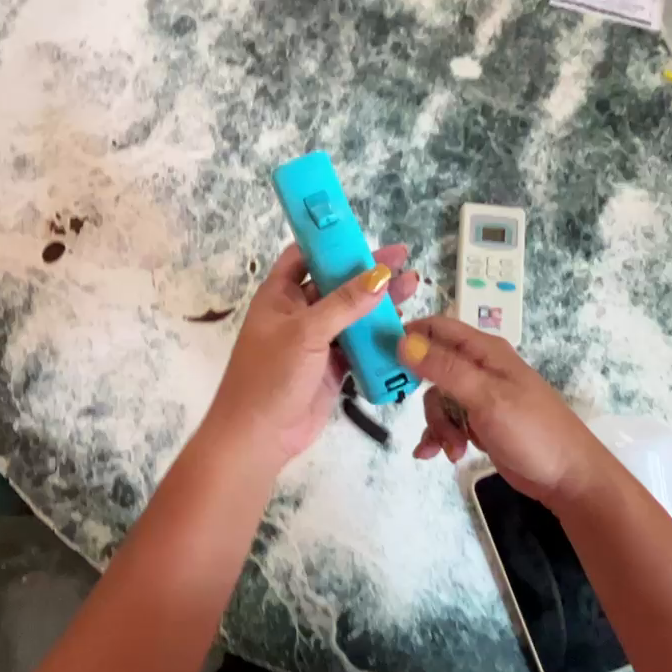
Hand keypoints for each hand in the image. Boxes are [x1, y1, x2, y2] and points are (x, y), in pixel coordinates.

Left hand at [203, 244, 420, 464]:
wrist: (259, 437)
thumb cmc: (270, 375)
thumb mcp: (306, 332)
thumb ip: (345, 303)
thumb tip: (380, 275)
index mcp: (279, 295)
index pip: (305, 256)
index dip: (332, 242)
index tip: (364, 235)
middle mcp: (298, 312)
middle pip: (337, 284)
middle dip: (368, 273)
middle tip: (404, 260)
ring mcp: (316, 340)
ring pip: (352, 314)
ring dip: (379, 304)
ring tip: (412, 287)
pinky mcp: (332, 366)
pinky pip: (359, 344)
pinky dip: (379, 336)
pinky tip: (405, 327)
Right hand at [403, 317, 611, 505]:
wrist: (569, 479)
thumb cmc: (533, 431)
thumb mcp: (486, 397)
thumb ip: (444, 368)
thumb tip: (402, 341)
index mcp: (484, 351)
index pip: (437, 327)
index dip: (408, 335)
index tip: (380, 356)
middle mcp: (480, 368)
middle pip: (431, 367)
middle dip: (423, 394)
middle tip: (416, 413)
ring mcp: (480, 396)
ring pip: (437, 399)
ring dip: (436, 424)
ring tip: (451, 448)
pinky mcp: (479, 422)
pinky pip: (448, 422)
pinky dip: (440, 437)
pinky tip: (438, 455)